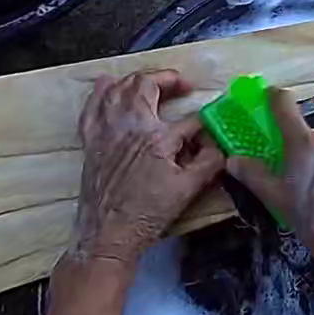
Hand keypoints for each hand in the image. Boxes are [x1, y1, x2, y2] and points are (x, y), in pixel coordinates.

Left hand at [66, 70, 223, 269]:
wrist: (108, 235)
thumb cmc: (149, 212)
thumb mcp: (189, 188)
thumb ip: (209, 160)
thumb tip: (222, 142)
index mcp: (157, 137)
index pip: (189, 118)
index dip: (205, 118)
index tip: (213, 121)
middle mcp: (129, 126)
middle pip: (145, 85)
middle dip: (168, 79)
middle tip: (183, 86)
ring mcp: (106, 131)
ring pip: (117, 88)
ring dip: (137, 80)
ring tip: (152, 84)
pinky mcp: (91, 140)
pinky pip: (92, 105)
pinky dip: (103, 92)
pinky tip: (110, 88)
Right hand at [225, 89, 313, 293]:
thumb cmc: (310, 217)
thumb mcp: (275, 198)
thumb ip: (253, 174)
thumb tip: (233, 159)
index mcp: (303, 141)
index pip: (285, 105)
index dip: (273, 98)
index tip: (266, 97)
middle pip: (306, 133)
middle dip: (296, 147)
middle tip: (289, 172)